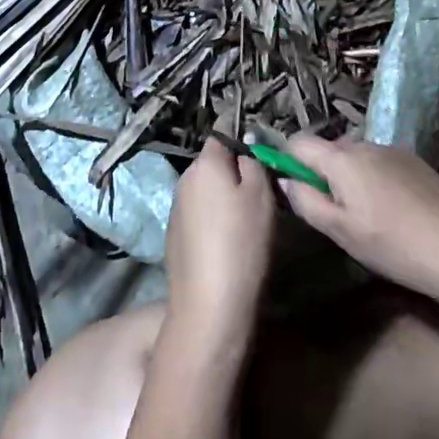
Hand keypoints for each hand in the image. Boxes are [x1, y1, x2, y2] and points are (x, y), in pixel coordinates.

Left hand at [164, 139, 275, 342]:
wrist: (209, 303)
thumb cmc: (242, 241)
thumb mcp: (261, 194)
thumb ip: (254, 162)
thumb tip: (245, 144)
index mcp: (204, 163)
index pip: (222, 135)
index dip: (243, 142)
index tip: (263, 161)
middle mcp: (184, 179)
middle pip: (214, 165)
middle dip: (235, 174)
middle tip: (263, 196)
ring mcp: (176, 208)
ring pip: (206, 191)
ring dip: (224, 198)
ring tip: (248, 224)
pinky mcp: (174, 235)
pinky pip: (199, 215)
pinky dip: (213, 221)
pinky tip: (228, 244)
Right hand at [278, 133, 438, 293]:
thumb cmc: (394, 245)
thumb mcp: (340, 231)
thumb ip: (305, 202)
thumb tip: (286, 182)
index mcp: (341, 158)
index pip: (297, 142)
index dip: (286, 160)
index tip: (290, 188)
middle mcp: (364, 144)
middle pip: (327, 149)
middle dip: (319, 172)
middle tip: (328, 212)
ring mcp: (392, 151)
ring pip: (354, 157)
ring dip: (347, 177)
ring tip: (361, 215)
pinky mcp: (415, 162)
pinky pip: (378, 163)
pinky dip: (372, 180)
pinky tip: (388, 212)